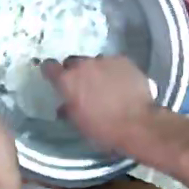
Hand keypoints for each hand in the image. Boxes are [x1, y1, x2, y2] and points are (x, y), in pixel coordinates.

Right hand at [41, 55, 161, 153]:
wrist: (138, 123)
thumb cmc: (104, 128)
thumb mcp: (79, 123)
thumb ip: (68, 109)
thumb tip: (63, 106)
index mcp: (68, 80)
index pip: (50, 66)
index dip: (51, 71)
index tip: (54, 76)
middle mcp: (84, 65)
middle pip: (73, 62)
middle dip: (75, 72)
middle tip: (83, 86)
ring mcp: (105, 60)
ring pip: (95, 62)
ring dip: (96, 71)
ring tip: (106, 86)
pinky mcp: (123, 60)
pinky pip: (113, 63)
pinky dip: (114, 71)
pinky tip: (121, 83)